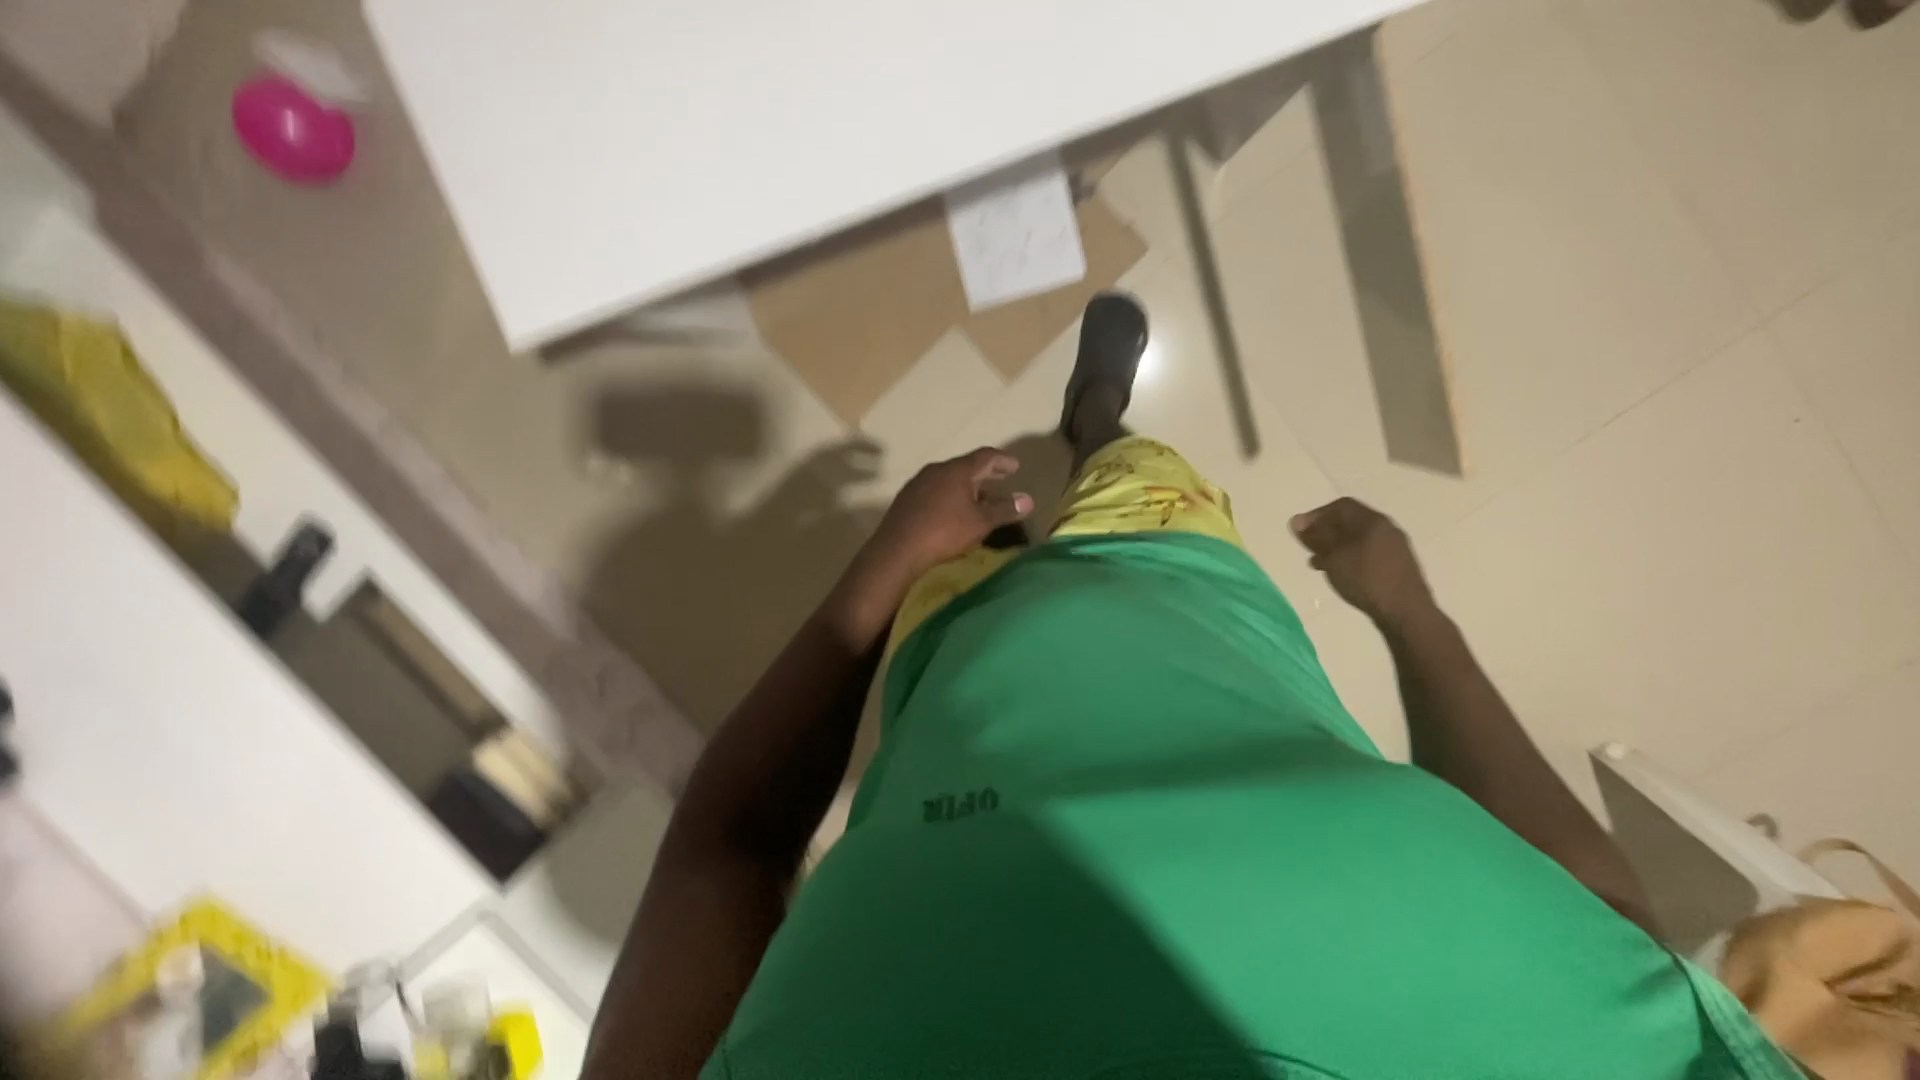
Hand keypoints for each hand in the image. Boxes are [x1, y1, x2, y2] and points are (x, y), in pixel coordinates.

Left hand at [867, 448, 1032, 579]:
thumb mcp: (981, 522)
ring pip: (949, 479)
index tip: (1015, 465)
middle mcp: (937, 469)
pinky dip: (950, 495)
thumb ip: (1005, 510)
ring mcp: (919, 482)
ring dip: (967, 486)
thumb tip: (1029, 500)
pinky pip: (935, 490)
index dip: (1003, 460)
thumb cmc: (945, 531)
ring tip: (980, 498)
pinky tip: (953, 510)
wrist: (898, 548)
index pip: (985, 456)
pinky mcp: (907, 498)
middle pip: (966, 466)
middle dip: (986, 473)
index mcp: (958, 470)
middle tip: (1001, 478)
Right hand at [1291, 497, 1434, 627]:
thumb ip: (1315, 537)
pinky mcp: (1398, 565)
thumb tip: (1297, 521)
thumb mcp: (1333, 557)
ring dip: (1336, 547)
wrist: (1406, 611)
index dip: (1317, 514)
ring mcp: (1395, 547)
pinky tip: (1342, 574)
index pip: (1341, 506)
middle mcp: (1386, 528)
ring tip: (1319, 564)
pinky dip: (1350, 558)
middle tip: (1309, 548)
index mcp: (1372, 520)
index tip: (1301, 530)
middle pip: (1351, 521)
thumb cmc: (1366, 579)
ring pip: (1358, 539)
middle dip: (1326, 532)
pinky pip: (1368, 553)